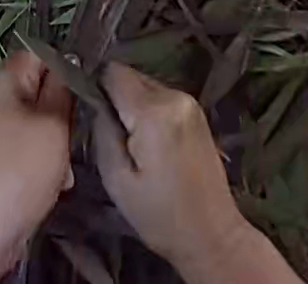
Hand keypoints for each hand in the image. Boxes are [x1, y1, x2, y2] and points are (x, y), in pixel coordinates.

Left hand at [0, 52, 71, 283]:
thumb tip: (70, 60)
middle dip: (66, 105)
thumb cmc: (21, 168)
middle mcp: (2, 97)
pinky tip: (60, 179)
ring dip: (61, 136)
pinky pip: (37, 144)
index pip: (42, 52)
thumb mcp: (52, 123)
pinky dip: (50, 158)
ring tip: (68, 160)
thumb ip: (64, 89)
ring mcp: (3, 127)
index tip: (86, 83)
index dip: (66, 63)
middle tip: (79, 125)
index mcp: (8, 79)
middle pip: (45, 86)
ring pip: (45, 118)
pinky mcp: (7, 155)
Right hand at [95, 64, 297, 283]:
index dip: (97, 86)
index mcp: (153, 111)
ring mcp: (188, 100)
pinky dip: (149, 110)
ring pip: (144, 84)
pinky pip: (160, 95)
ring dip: (133, 103)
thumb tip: (94, 99)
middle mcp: (173, 95)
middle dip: (116, 97)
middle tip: (114, 133)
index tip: (94, 112)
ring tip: (133, 140)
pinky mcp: (196, 110)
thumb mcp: (117, 179)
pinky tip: (151, 140)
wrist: (213, 235)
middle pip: (130, 75)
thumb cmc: (160, 215)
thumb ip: (102, 130)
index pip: (112, 72)